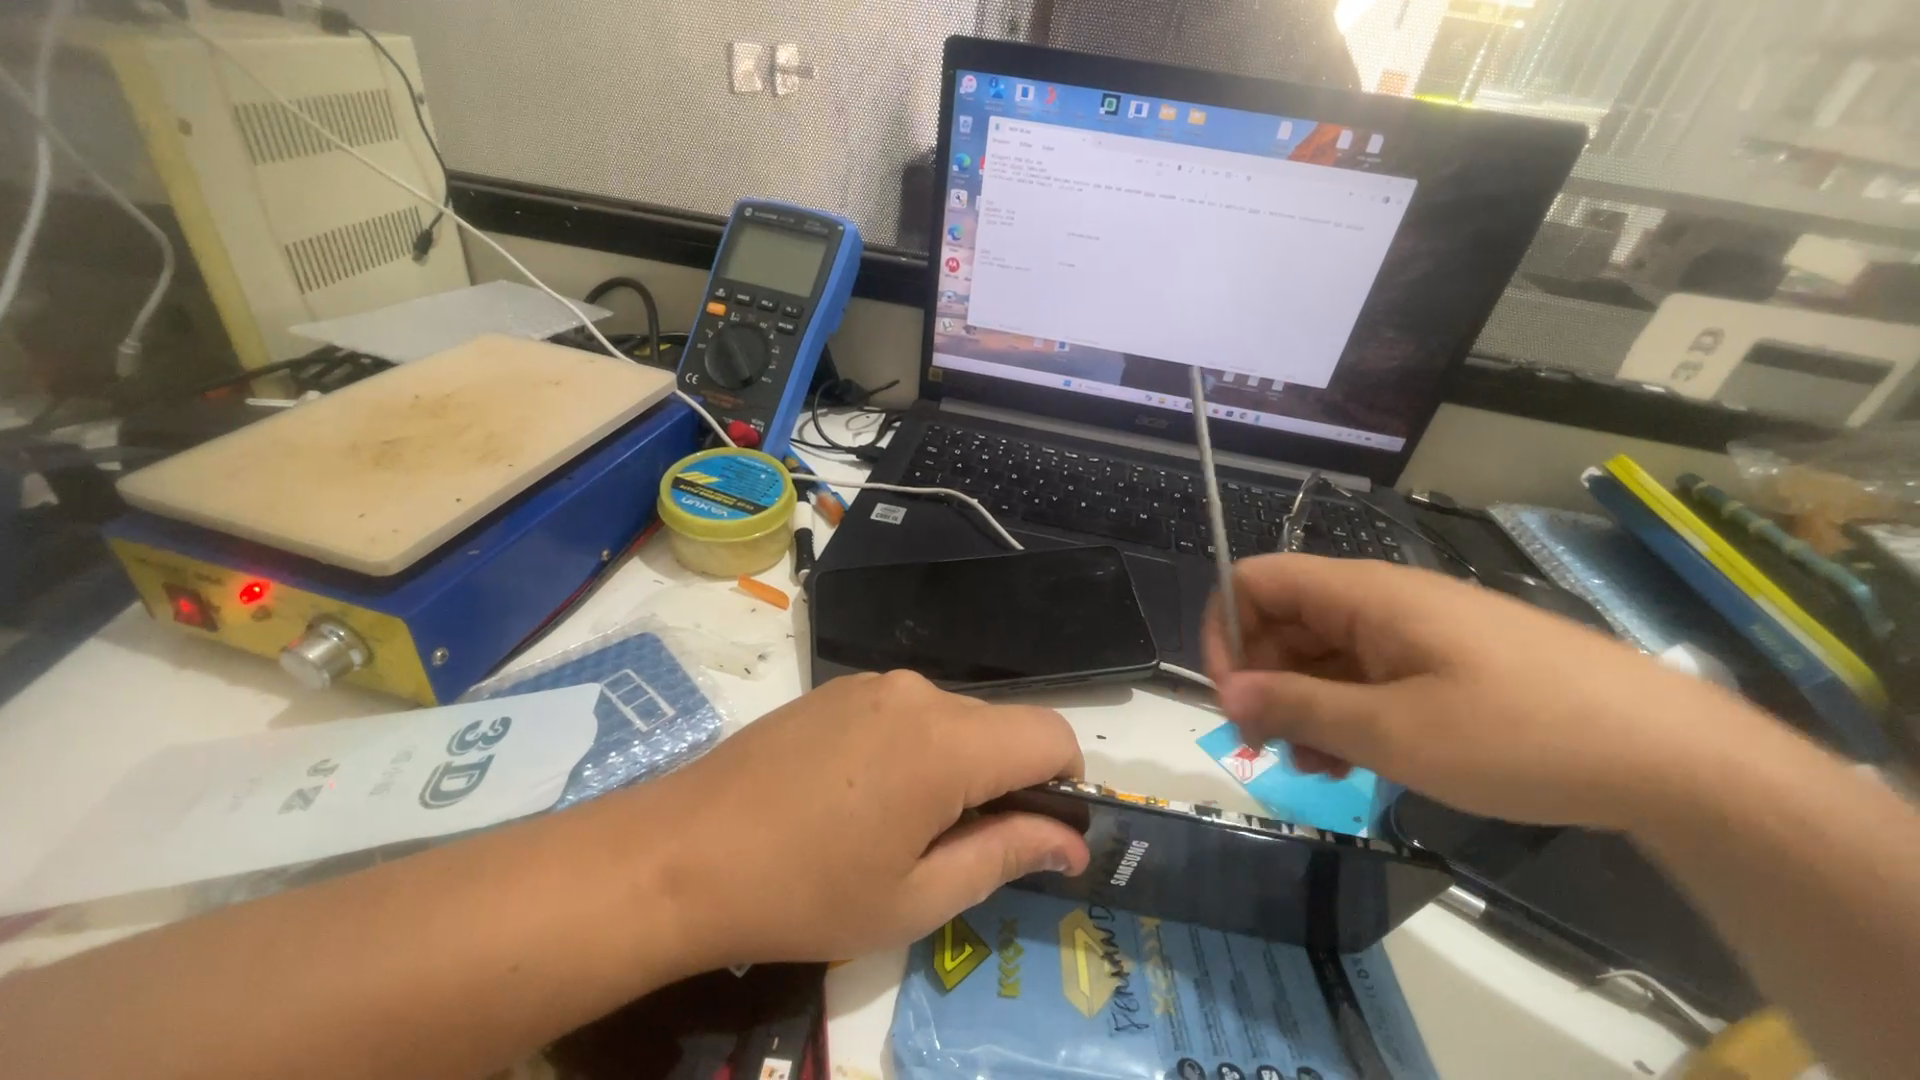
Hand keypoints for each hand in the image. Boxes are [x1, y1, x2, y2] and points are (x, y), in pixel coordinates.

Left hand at [637, 671, 1088, 970]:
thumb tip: (1071, 841)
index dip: (1067, 783)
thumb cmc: (804, 892)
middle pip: (1000, 727)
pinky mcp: (835, 690)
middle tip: (959, 851)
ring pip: (952, 719)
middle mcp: (916, 693)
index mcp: (947, 743)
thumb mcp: (915, 898)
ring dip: (955, 767)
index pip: (1052, 735)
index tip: (1040, 834)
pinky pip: (904, 712)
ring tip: (899, 829)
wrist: (679, 855)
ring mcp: (869, 684)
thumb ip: (1005, 856)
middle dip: (1005, 782)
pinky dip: (912, 750)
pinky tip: (859, 799)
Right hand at [1203, 555, 1772, 829]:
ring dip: (1301, 705)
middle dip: (1262, 679)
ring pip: (1327, 654)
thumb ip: (1297, 707)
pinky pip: (1372, 677)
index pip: (1256, 580)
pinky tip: (1351, 764)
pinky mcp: (1449, 664)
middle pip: (1286, 619)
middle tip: (1263, 747)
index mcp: (1365, 595)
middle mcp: (1385, 601)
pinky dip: (1346, 714)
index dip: (1226, 630)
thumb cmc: (1519, 734)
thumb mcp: (1391, 731)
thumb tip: (1226, 694)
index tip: (1230, 699)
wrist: (1672, 758)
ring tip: (1309, 767)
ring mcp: (1419, 633)